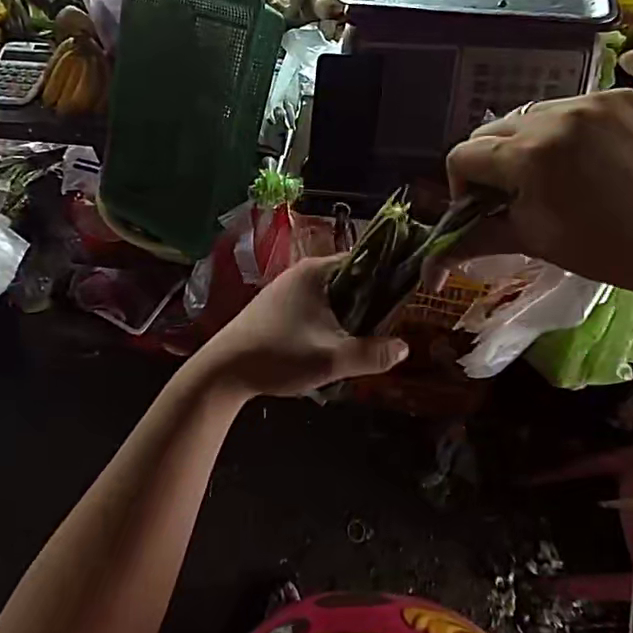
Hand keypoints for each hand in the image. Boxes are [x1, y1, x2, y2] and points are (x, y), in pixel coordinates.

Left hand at [192, 254, 408, 397]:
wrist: (223, 370)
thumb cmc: (278, 356)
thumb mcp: (332, 359)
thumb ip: (373, 354)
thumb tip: (405, 349)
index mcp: (316, 271)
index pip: (366, 261)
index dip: (391, 278)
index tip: (409, 300)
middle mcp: (301, 272)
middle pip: (351, 279)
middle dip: (372, 301)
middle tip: (392, 326)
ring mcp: (286, 289)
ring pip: (333, 296)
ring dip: (350, 314)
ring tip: (369, 338)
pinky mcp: (276, 307)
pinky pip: (316, 307)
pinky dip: (330, 321)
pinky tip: (337, 343)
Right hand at [441, 88, 632, 304]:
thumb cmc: (609, 251)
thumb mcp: (533, 242)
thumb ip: (475, 238)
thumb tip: (431, 260)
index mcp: (530, 154)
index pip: (462, 155)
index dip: (461, 187)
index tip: (481, 210)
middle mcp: (556, 113)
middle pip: (491, 131)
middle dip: (490, 164)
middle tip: (513, 197)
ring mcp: (593, 100)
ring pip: (528, 116)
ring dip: (524, 145)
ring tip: (552, 178)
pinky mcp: (622, 97)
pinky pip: (568, 109)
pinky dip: (562, 133)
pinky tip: (585, 162)